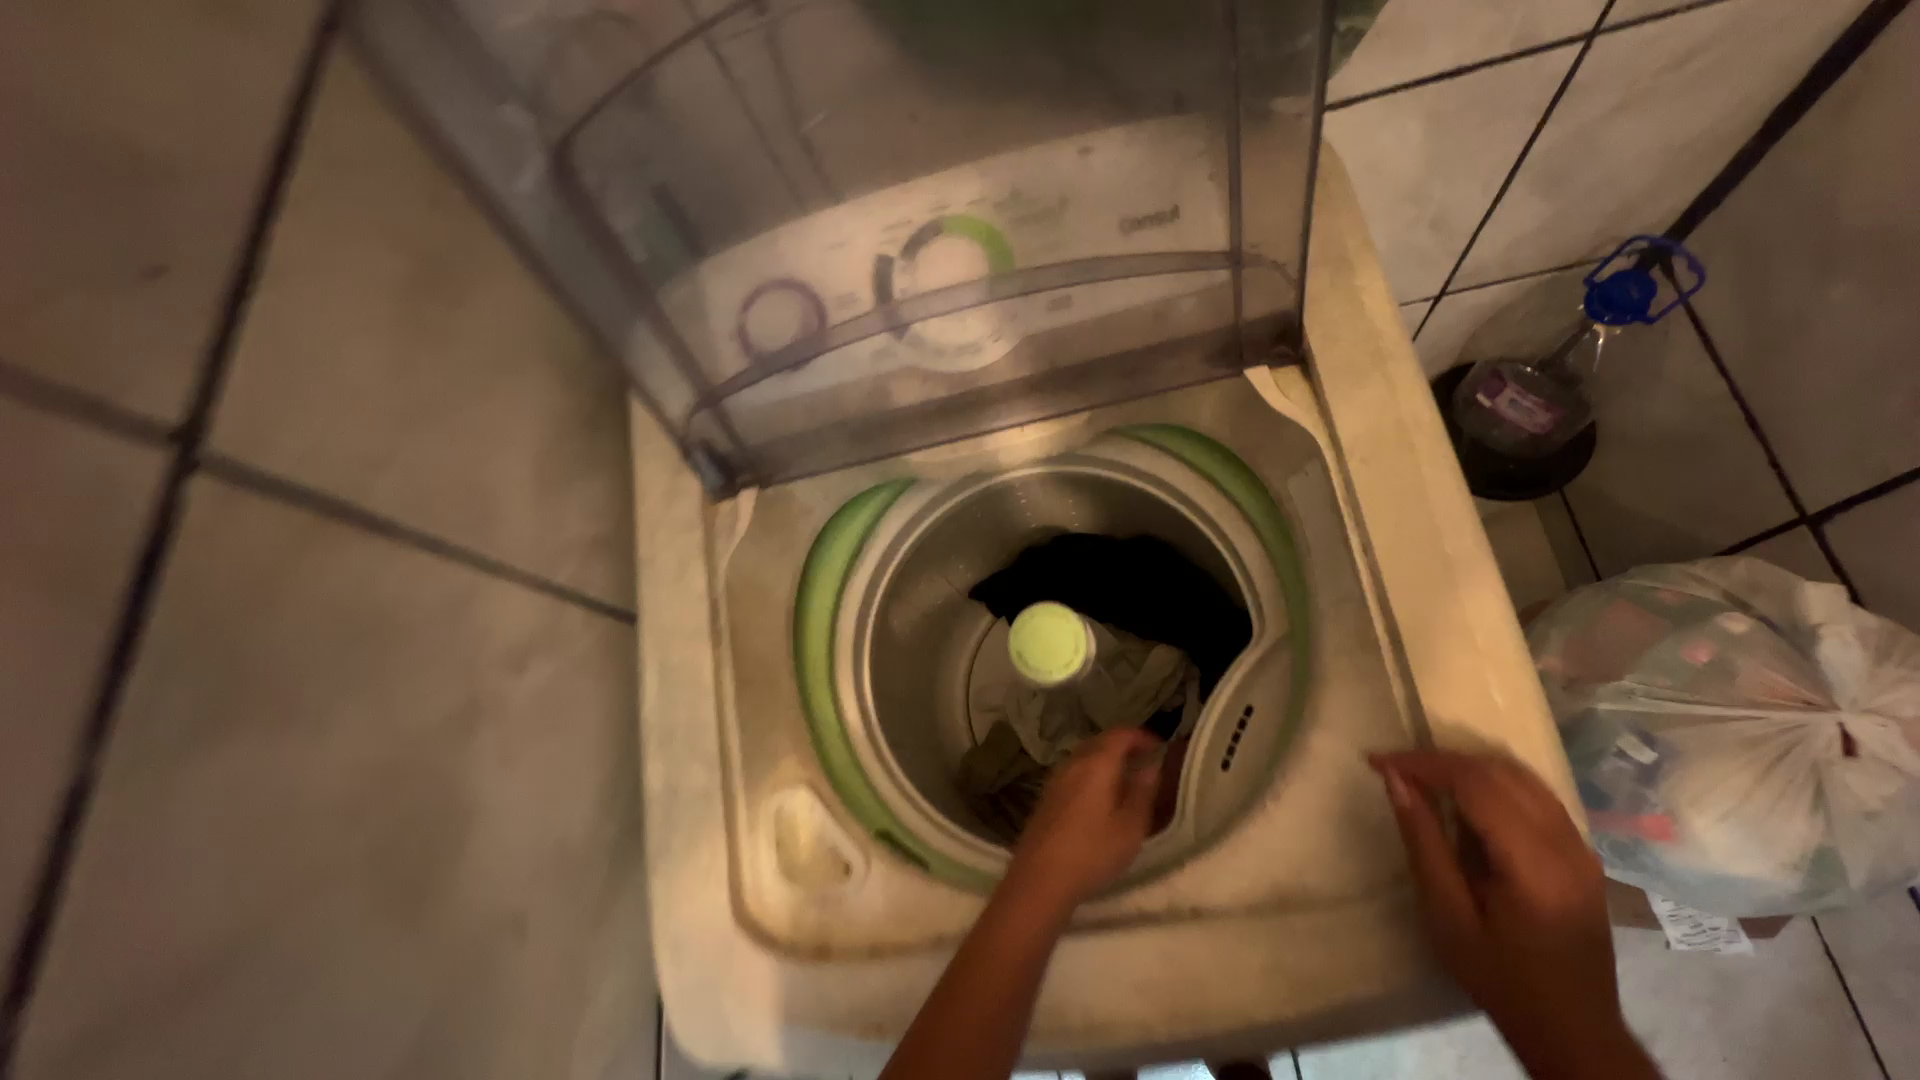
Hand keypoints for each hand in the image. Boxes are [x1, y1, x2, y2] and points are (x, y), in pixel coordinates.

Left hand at [1003, 728, 1163, 912]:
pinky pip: (1074, 773)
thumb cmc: (1093, 851)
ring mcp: (1055, 779)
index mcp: (1096, 763)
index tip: (1161, 748)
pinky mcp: (1046, 797)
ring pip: (1085, 758)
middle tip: (1146, 765)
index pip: (1120, 733)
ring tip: (1127, 783)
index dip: (1142, 736)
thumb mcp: (1131, 826)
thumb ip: (1144, 791)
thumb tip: (1151, 766)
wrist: (1040, 878)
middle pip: (1101, 742)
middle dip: (1125, 748)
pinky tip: (1101, 800)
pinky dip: (1092, 775)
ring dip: (1108, 762)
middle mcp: (1072, 763)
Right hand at [1369, 750, 1654, 1079]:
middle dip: (1443, 760)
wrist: (1573, 1028)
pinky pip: (1537, 796)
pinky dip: (1495, 784)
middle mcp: (1567, 844)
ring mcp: (1582, 847)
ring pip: (1522, 777)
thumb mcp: (1446, 915)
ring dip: (1469, 767)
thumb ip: (1424, 842)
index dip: (1424, 763)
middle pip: (1501, 771)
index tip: (1378, 761)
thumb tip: (1396, 781)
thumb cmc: (1500, 977)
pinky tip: (1465, 800)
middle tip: (1395, 768)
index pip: (1477, 783)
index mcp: (1534, 863)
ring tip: (1424, 777)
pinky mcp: (1583, 854)